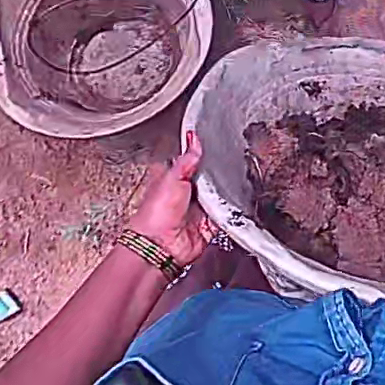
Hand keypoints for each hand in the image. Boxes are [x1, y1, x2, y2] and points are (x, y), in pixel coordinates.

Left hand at [125, 131, 215, 266]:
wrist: (160, 247)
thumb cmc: (155, 214)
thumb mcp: (172, 176)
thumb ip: (188, 158)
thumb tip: (193, 137)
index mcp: (173, 179)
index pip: (192, 162)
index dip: (202, 155)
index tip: (214, 147)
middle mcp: (186, 194)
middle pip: (210, 178)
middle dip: (217, 175)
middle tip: (221, 170)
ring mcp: (198, 209)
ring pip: (220, 195)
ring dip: (223, 193)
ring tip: (222, 189)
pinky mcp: (209, 224)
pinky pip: (225, 213)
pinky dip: (228, 210)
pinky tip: (227, 204)